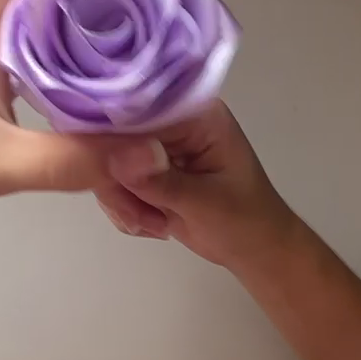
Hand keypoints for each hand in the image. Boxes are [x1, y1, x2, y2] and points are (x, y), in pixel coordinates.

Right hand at [96, 102, 304, 270]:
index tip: (109, 179)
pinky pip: (113, 183)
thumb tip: (116, 158)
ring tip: (156, 226)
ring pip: (108, 164)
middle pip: (114, 138)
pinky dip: (126, 210)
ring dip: (124, 202)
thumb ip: (160, 181)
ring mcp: (156, 145)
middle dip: (119, 185)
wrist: (252, 249)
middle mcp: (171, 121)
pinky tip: (154, 225)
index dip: (112, 139)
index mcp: (194, 114)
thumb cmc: (244, 221)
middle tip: (140, 220)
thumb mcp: (205, 203)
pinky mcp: (145, 169)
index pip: (137, 110)